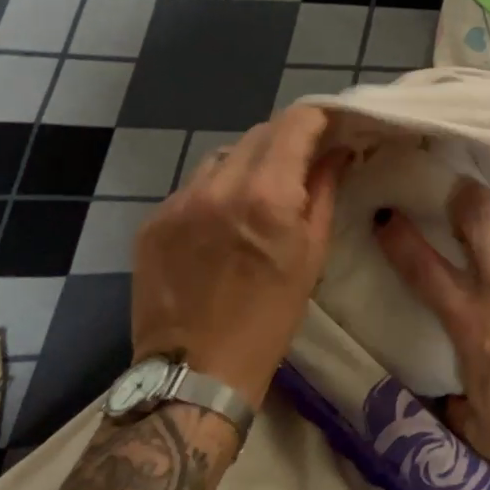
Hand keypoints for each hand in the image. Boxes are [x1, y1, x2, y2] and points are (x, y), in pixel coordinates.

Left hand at [130, 106, 349, 404]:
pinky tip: (224, 221)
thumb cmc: (270, 317)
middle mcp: (220, 186)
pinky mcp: (153, 221)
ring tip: (261, 191)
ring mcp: (179, 202)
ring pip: (224, 155)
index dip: (319, 117)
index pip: (296, 123)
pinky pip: (194, 186)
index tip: (333, 125)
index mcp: (267, 194)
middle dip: (287, 139)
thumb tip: (337, 153)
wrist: (196, 372)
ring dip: (249, 162)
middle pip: (260, 132)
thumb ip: (324, 191)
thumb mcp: (312, 253)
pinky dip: (217, 190)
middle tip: (304, 159)